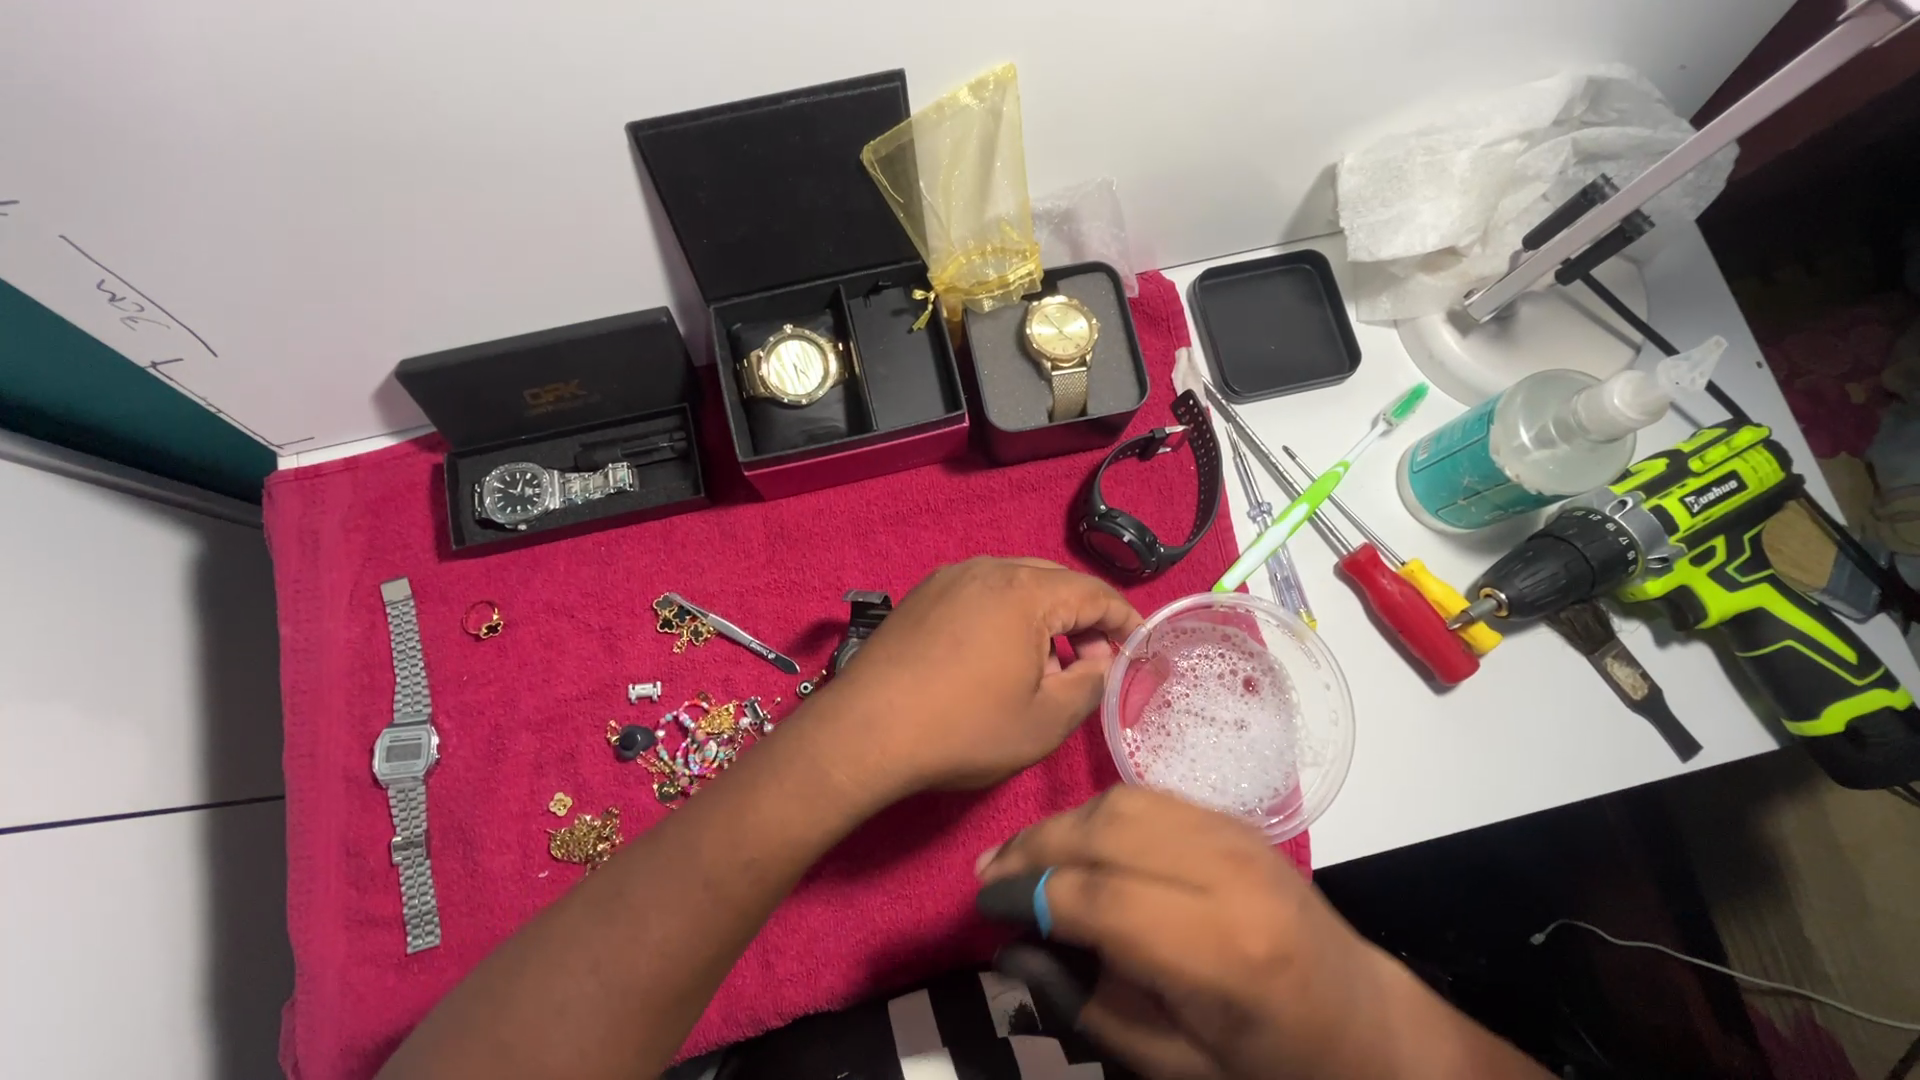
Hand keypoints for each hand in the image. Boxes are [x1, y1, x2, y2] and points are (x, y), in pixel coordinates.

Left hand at [815, 557, 1141, 796]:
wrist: (865, 733)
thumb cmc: (963, 729)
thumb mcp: (1045, 720)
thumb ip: (1090, 684)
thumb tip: (1098, 661)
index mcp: (1025, 591)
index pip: (1094, 593)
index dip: (1124, 620)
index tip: (1138, 647)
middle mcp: (987, 570)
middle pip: (1054, 582)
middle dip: (1082, 619)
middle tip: (1092, 663)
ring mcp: (949, 579)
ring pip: (1015, 586)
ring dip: (1042, 619)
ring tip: (1045, 668)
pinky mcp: (921, 596)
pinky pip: (980, 594)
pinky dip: (1004, 617)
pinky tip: (998, 659)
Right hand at [977, 787, 1549, 1079]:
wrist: (1363, 1021)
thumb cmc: (1271, 1063)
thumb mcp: (1175, 1065)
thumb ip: (1088, 1005)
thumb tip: (1014, 946)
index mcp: (1223, 952)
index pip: (1100, 900)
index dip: (1031, 898)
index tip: (985, 908)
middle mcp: (1230, 875)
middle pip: (1107, 832)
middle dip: (1036, 848)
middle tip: (989, 874)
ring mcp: (1238, 836)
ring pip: (1122, 802)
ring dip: (1063, 825)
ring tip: (1022, 856)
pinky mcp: (1235, 820)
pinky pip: (1148, 798)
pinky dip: (1099, 814)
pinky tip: (1076, 840)